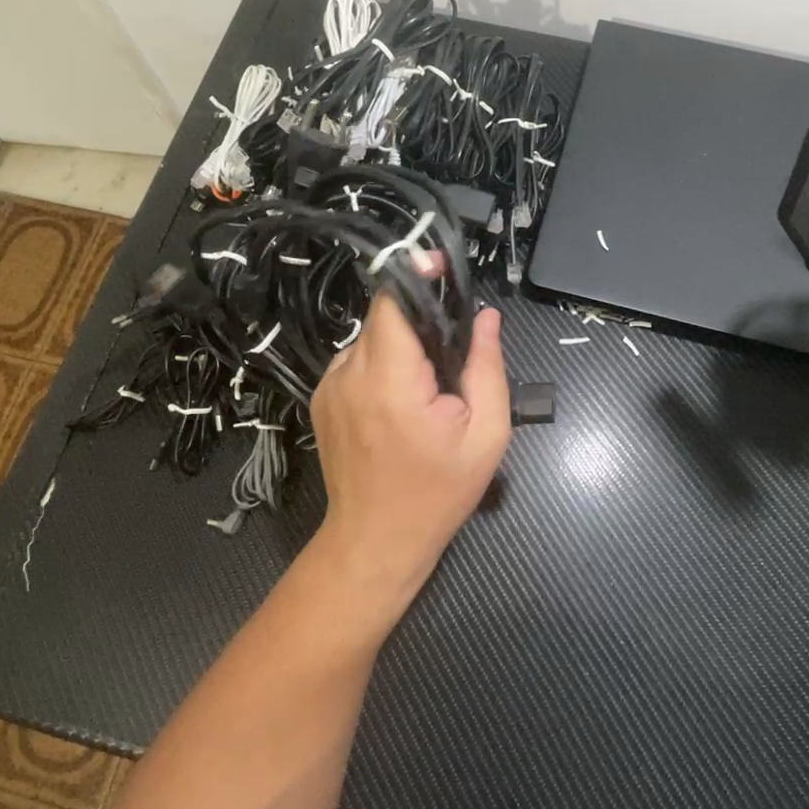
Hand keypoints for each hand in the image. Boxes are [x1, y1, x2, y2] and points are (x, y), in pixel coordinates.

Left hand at [309, 292, 509, 603]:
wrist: (376, 540)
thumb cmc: (438, 492)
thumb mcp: (486, 436)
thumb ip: (487, 368)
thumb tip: (487, 317)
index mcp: (391, 381)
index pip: (392, 303)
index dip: (418, 278)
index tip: (443, 269)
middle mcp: (350, 374)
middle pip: (383, 317)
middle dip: (418, 322)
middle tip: (449, 356)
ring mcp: (329, 387)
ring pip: (369, 338)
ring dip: (399, 347)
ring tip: (426, 390)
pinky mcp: (321, 399)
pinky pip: (356, 361)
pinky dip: (381, 367)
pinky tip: (400, 404)